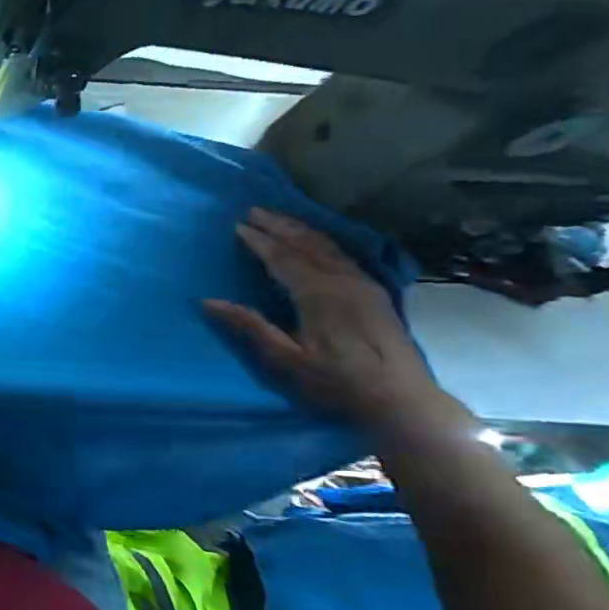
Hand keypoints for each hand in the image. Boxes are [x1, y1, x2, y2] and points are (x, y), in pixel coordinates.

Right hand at [203, 208, 463, 430]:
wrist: (400, 399)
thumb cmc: (336, 383)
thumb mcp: (285, 360)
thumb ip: (249, 327)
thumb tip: (208, 301)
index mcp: (319, 294)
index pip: (283, 258)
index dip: (260, 240)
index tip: (237, 226)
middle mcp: (344, 280)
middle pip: (307, 244)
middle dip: (279, 225)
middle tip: (253, 210)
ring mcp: (364, 284)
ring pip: (328, 246)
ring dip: (301, 229)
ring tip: (279, 217)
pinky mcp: (375, 293)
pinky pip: (343, 255)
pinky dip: (322, 241)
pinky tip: (315, 241)